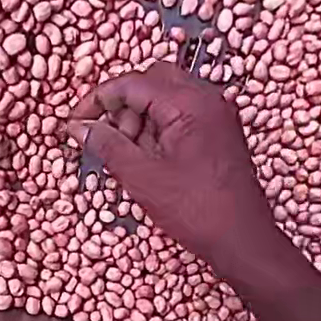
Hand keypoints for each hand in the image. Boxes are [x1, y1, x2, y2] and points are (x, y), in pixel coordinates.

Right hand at [68, 61, 282, 271]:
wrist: (243, 239)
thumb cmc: (198, 211)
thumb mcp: (141, 177)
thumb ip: (107, 145)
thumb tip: (80, 127)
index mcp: (190, 104)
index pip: (132, 83)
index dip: (98, 100)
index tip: (77, 121)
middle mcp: (208, 100)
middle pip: (151, 82)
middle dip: (122, 106)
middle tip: (107, 138)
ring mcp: (217, 116)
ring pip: (166, 98)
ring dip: (140, 119)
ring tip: (131, 157)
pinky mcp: (219, 133)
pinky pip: (181, 116)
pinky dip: (158, 129)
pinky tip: (149, 160)